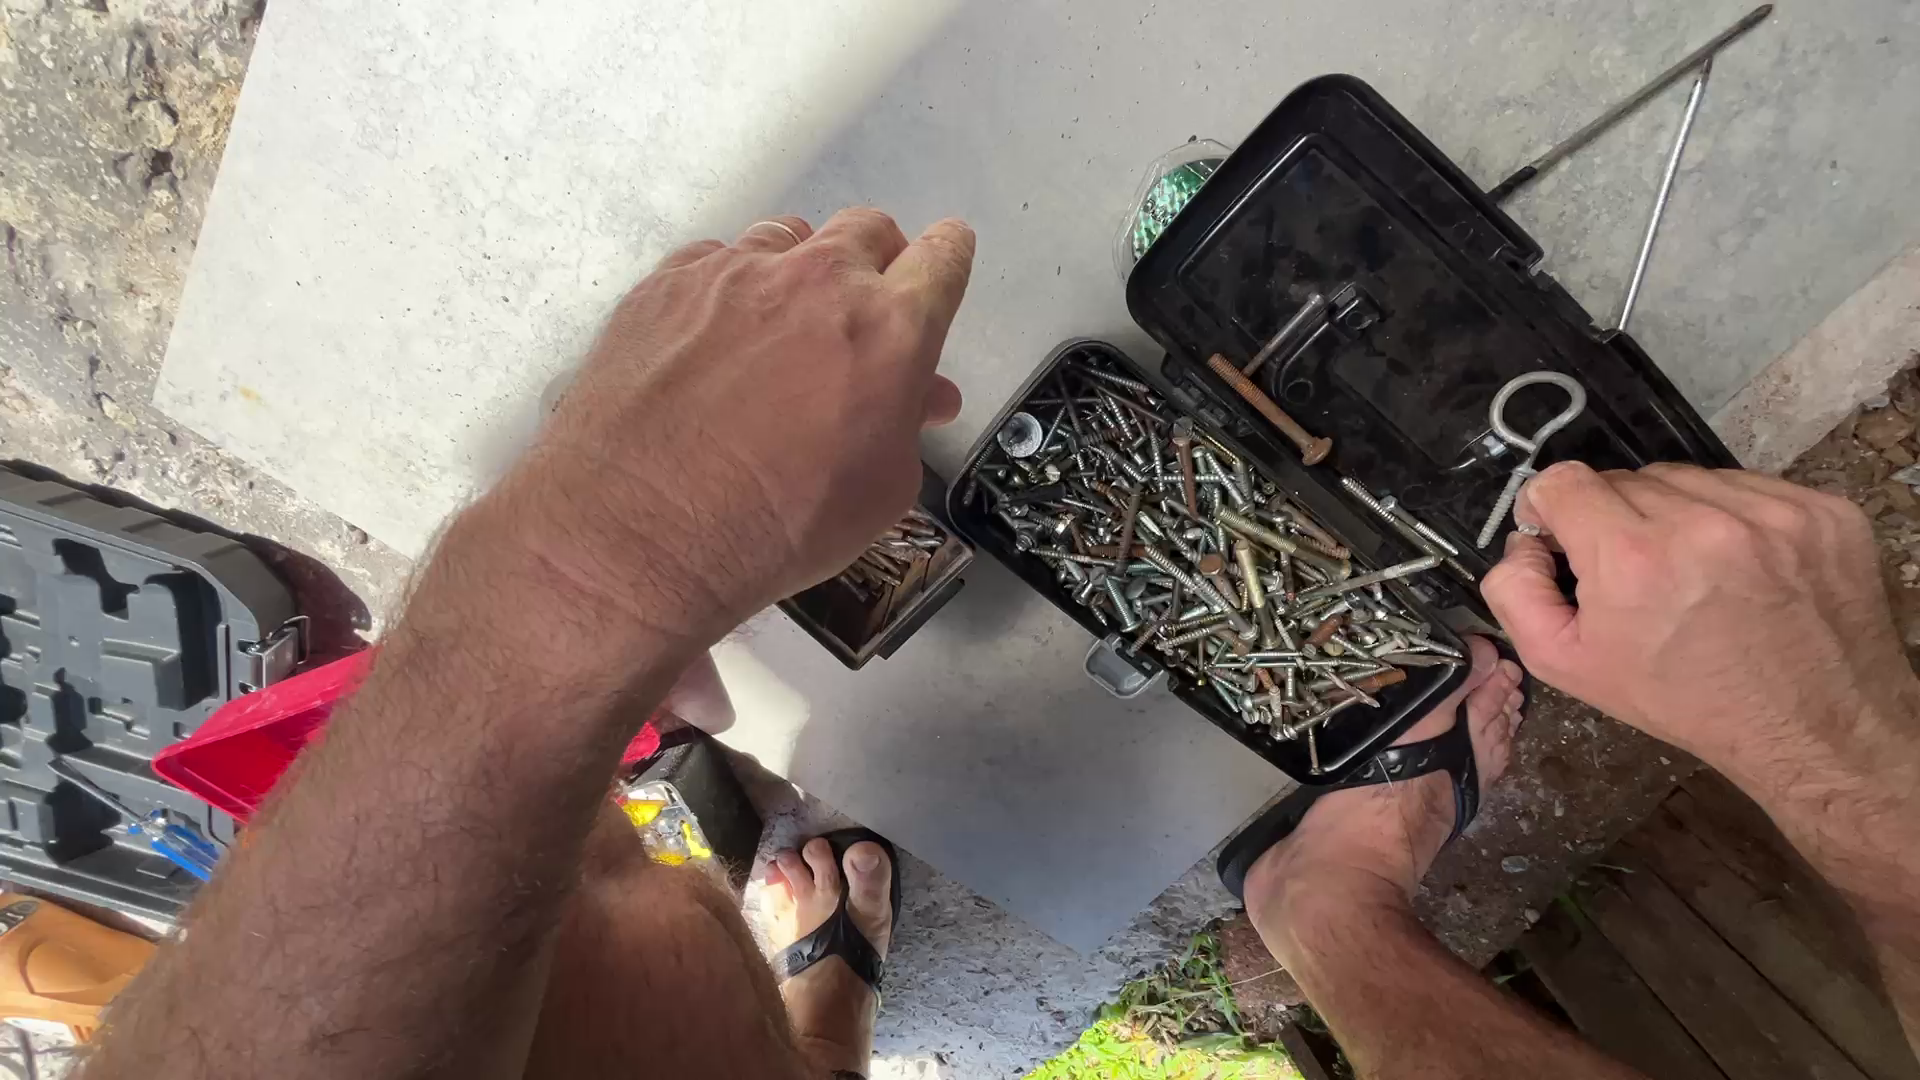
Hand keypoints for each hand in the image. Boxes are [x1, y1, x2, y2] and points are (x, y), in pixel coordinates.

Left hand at [471, 209, 973, 642]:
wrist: (643, 529)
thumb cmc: (784, 523)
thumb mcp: (882, 490)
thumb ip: (907, 423)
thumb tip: (919, 393)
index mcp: (890, 328)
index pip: (943, 259)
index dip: (949, 261)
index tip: (942, 268)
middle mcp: (819, 279)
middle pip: (868, 228)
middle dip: (881, 262)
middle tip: (868, 311)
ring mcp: (736, 271)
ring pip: (791, 237)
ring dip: (806, 271)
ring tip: (789, 328)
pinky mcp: (668, 281)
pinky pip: (720, 261)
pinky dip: (736, 290)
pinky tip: (719, 341)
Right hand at [1480, 461, 1919, 785]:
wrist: (1812, 728)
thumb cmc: (1673, 696)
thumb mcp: (1556, 660)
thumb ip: (1511, 589)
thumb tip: (1524, 542)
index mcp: (1631, 556)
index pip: (1562, 481)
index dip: (1545, 507)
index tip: (1557, 537)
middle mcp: (1704, 522)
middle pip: (1616, 479)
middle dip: (1603, 515)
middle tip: (1619, 566)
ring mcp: (1775, 514)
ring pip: (1678, 478)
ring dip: (1661, 510)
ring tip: (1677, 562)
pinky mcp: (1826, 513)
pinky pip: (1740, 485)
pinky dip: (1718, 512)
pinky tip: (1726, 558)